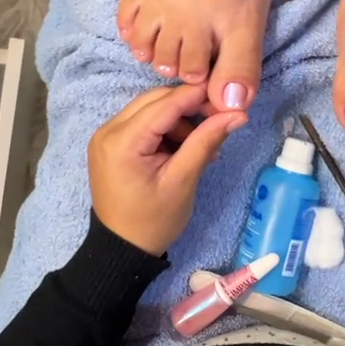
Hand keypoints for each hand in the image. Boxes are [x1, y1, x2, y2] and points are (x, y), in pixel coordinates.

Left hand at [88, 84, 246, 254]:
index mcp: (122, 140)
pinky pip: (142, 122)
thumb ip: (206, 141)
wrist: (122, 249)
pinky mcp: (110, 142)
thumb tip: (238, 113)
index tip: (228, 98)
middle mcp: (108, 129)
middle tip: (219, 123)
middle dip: (189, 108)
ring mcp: (106, 134)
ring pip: (150, 108)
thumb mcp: (183, 180)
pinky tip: (183, 149)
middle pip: (156, 100)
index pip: (165, 103)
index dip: (198, 96)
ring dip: (178, 120)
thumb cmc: (153, 220)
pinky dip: (165, 129)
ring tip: (202, 147)